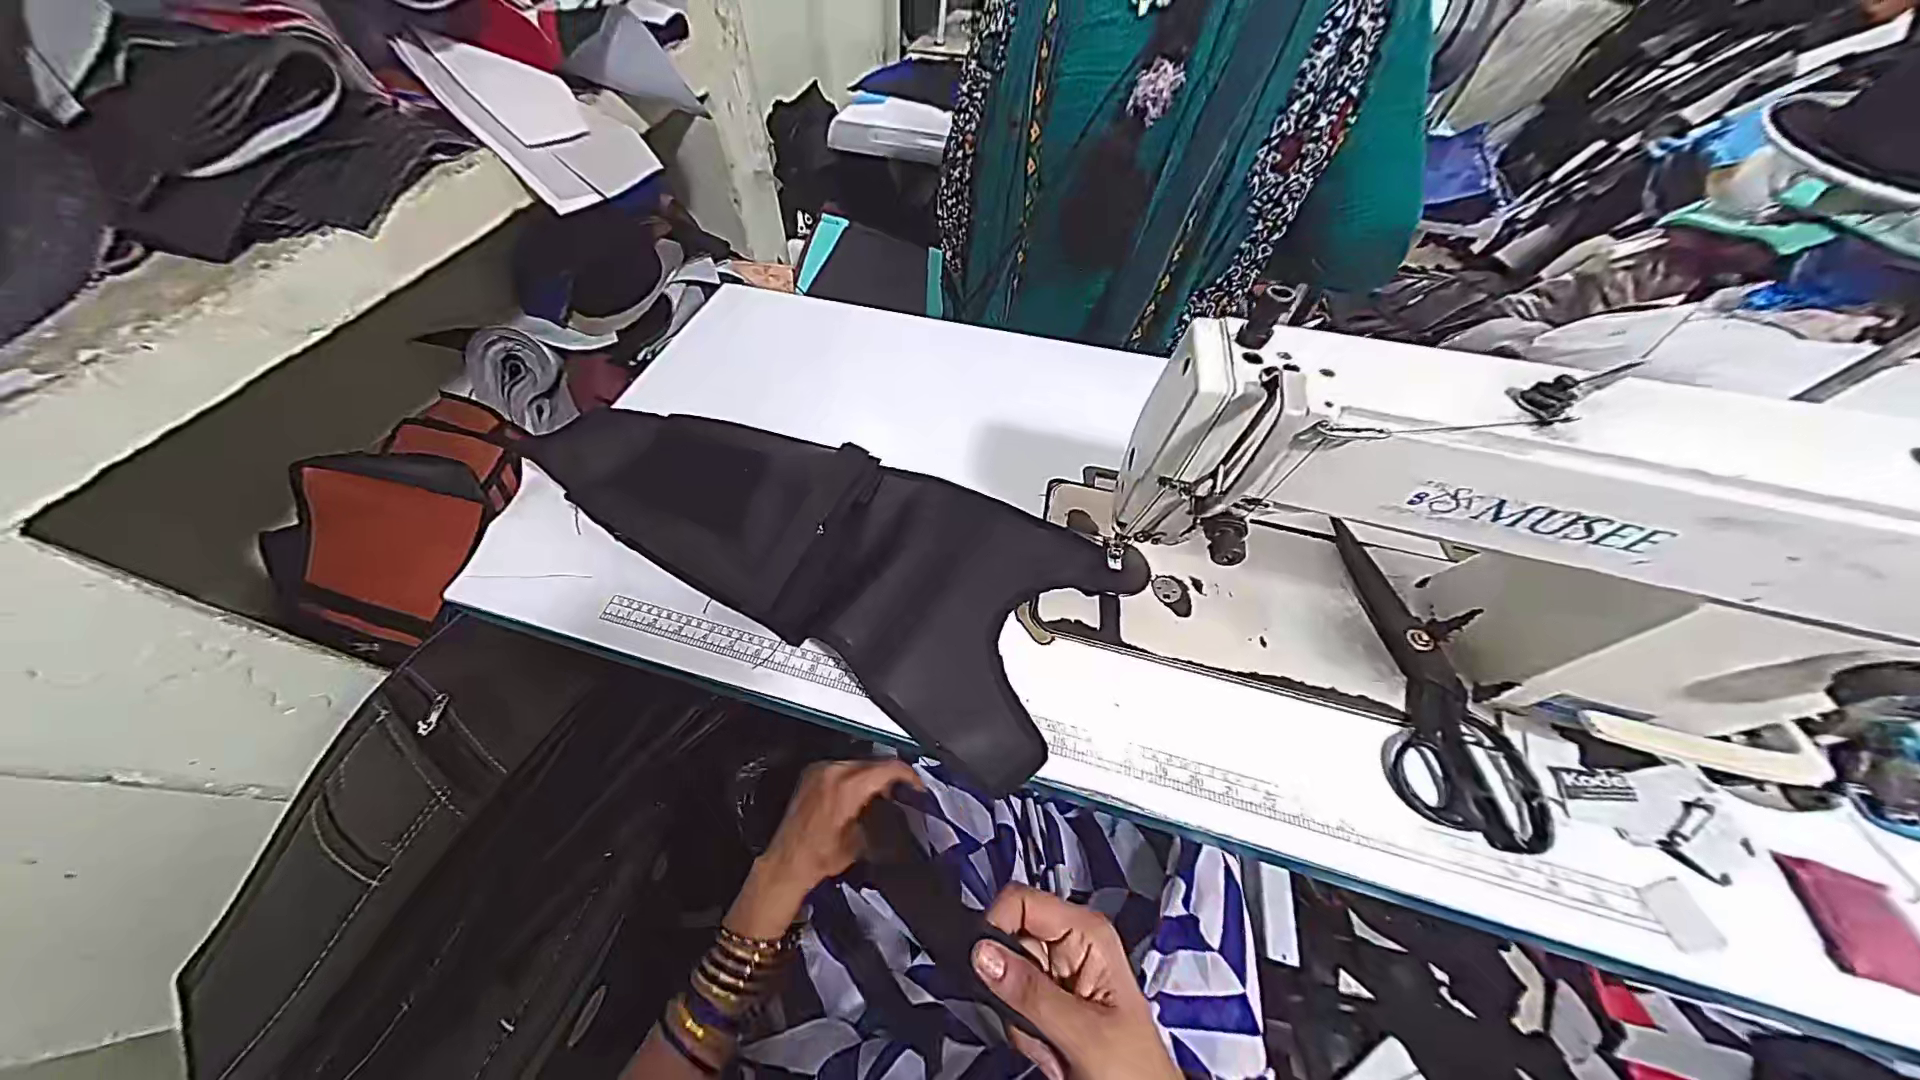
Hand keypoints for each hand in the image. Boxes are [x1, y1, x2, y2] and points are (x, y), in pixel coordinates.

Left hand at [725, 759, 924, 938]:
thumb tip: (891, 804)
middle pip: (873, 762)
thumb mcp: (861, 840)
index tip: (916, 783)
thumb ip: (879, 815)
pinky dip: (854, 776)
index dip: (908, 774)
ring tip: (881, 792)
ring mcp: (820, 771)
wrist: (787, 863)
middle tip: (902, 790)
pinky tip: (858, 792)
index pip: (887, 768)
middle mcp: (833, 773)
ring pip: (858, 763)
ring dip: (872, 775)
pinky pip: (842, 767)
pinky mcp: (812, 774)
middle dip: (890, 775)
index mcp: (847, 788)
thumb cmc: (819, 858)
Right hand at [973, 885, 1180, 1079]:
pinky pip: (1013, 1003)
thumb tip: (984, 953)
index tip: (987, 966)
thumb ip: (1032, 993)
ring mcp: (1059, 971)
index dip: (997, 927)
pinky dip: (1023, 1032)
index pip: (1022, 901)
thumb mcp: (1086, 1034)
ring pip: (1006, 975)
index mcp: (1088, 932)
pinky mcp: (1049, 999)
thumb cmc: (1138, 1073)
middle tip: (1035, 1024)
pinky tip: (1051, 1050)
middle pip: (1010, 939)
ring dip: (1019, 1017)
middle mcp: (1072, 942)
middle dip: (1012, 987)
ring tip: (1052, 1044)